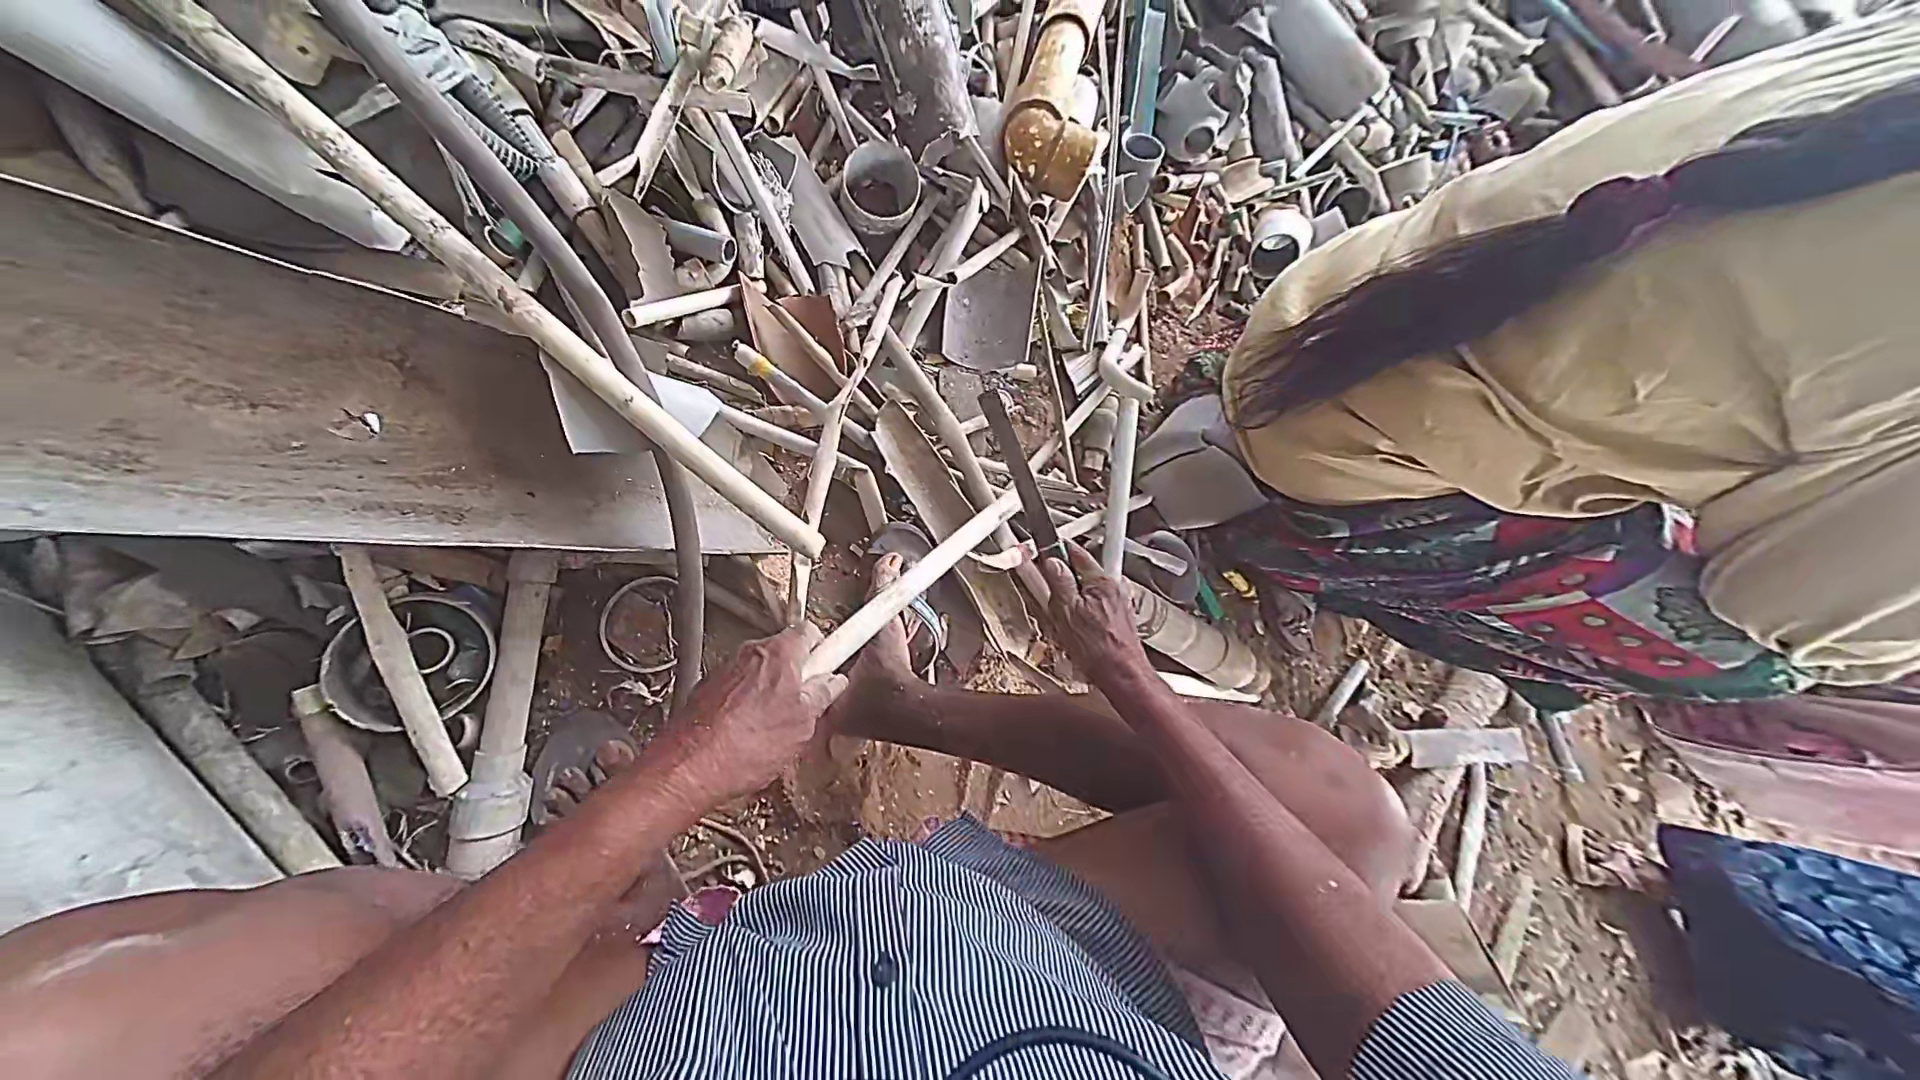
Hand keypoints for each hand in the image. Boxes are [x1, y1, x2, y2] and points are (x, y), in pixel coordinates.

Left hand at [642, 623, 846, 807]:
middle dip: (799, 677)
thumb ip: (822, 695)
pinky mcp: (707, 692)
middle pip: (786, 653)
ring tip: (775, 730)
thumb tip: (833, 683)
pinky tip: (750, 738)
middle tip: (808, 707)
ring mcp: (726, 671)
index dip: (827, 649)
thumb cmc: (742, 745)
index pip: (811, 632)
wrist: (687, 770)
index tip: (835, 661)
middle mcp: (750, 654)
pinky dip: (747, 708)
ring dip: (772, 694)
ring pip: (762, 675)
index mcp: (779, 653)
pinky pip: (739, 692)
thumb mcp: (803, 723)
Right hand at [1039, 544, 1152, 691]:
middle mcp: (1114, 589)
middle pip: (1080, 574)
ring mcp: (1117, 605)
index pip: (1076, 552)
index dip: (1056, 550)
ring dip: (1071, 603)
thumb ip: (1059, 583)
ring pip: (1085, 594)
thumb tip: (1051, 562)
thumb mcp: (1067, 612)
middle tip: (1051, 597)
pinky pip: (1093, 610)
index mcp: (1102, 581)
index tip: (1042, 551)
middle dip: (1062, 583)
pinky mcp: (1117, 621)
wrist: (1123, 677)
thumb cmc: (1100, 650)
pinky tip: (1076, 634)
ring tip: (1064, 622)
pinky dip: (1081, 617)